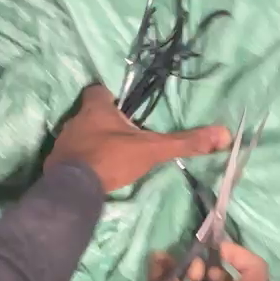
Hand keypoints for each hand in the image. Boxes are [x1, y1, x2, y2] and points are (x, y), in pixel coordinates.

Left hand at [45, 84, 230, 191]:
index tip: (123, 109)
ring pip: (79, 136)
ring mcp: (63, 142)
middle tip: (122, 135)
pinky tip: (93, 173)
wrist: (73, 188)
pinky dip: (81, 162)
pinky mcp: (56, 164)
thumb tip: (223, 134)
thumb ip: (184, 142)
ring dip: (92, 143)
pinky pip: (71, 157)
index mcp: (96, 109)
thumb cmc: (111, 159)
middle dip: (103, 122)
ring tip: (110, 155)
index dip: (109, 98)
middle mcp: (75, 120)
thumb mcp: (152, 149)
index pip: (98, 91)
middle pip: (89, 114)